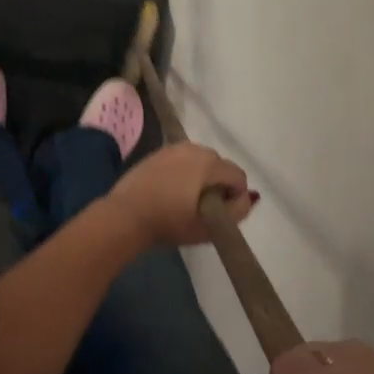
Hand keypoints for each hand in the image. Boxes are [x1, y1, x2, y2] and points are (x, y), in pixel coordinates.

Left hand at [105, 141, 253, 245]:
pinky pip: (180, 160)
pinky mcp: (157, 153)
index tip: (222, 213)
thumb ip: (237, 211)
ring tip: (188, 199)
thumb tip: (247, 198)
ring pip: (199, 161)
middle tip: (206, 207)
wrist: (126, 214)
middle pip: (219, 165)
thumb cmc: (170, 222)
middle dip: (218, 184)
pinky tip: (171, 191)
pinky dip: (183, 172)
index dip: (236, 195)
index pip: (238, 175)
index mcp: (210, 163)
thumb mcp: (209, 225)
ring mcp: (173, 148)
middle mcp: (194, 148)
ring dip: (200, 176)